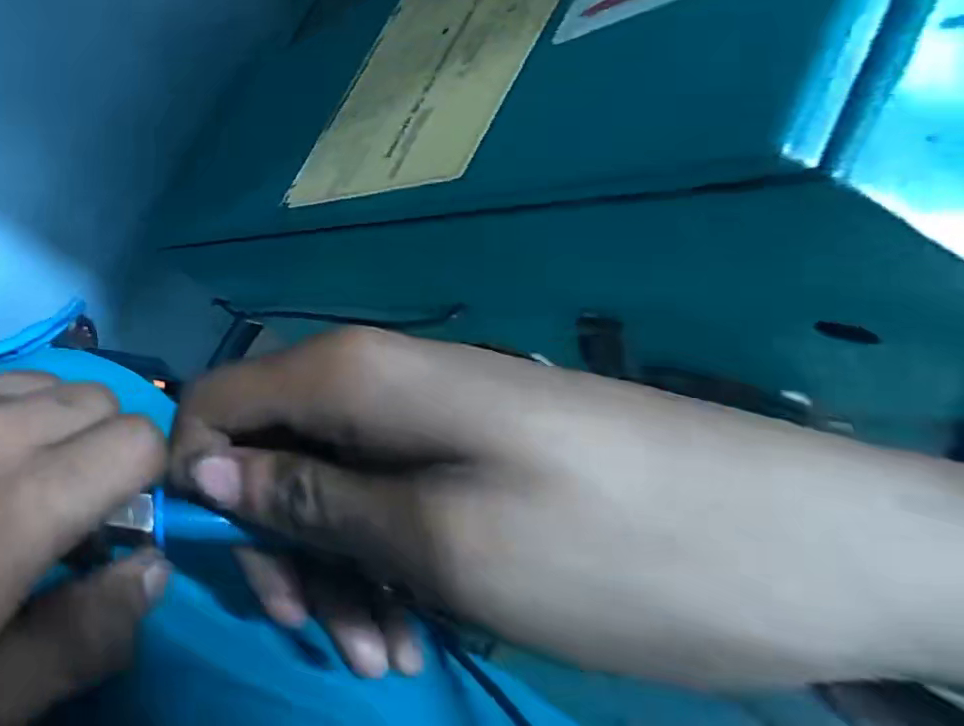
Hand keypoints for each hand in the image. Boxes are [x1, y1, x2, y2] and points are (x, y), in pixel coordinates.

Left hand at [0, 367, 169, 723]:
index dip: (145, 480)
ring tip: (19, 471)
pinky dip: (11, 406)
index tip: (116, 518)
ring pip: (55, 382)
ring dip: (60, 423)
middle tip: (69, 498)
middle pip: (105, 400)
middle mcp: (3, 426)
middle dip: (107, 448)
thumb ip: (97, 630)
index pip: (141, 440)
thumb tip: (156, 567)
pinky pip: (2, 374)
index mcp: (32, 500)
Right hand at [169, 327, 963, 687]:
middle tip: (314, 631)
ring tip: (381, 655)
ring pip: (317, 481)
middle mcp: (362, 378)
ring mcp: (409, 411)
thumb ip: (310, 501)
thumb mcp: (445, 541)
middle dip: (272, 539)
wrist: (836, 546)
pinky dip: (375, 561)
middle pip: (262, 448)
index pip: (215, 401)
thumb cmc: (621, 546)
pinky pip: (374, 495)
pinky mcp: (450, 446)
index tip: (219, 555)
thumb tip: (201, 472)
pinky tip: (413, 629)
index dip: (195, 471)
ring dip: (327, 566)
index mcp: (346, 376)